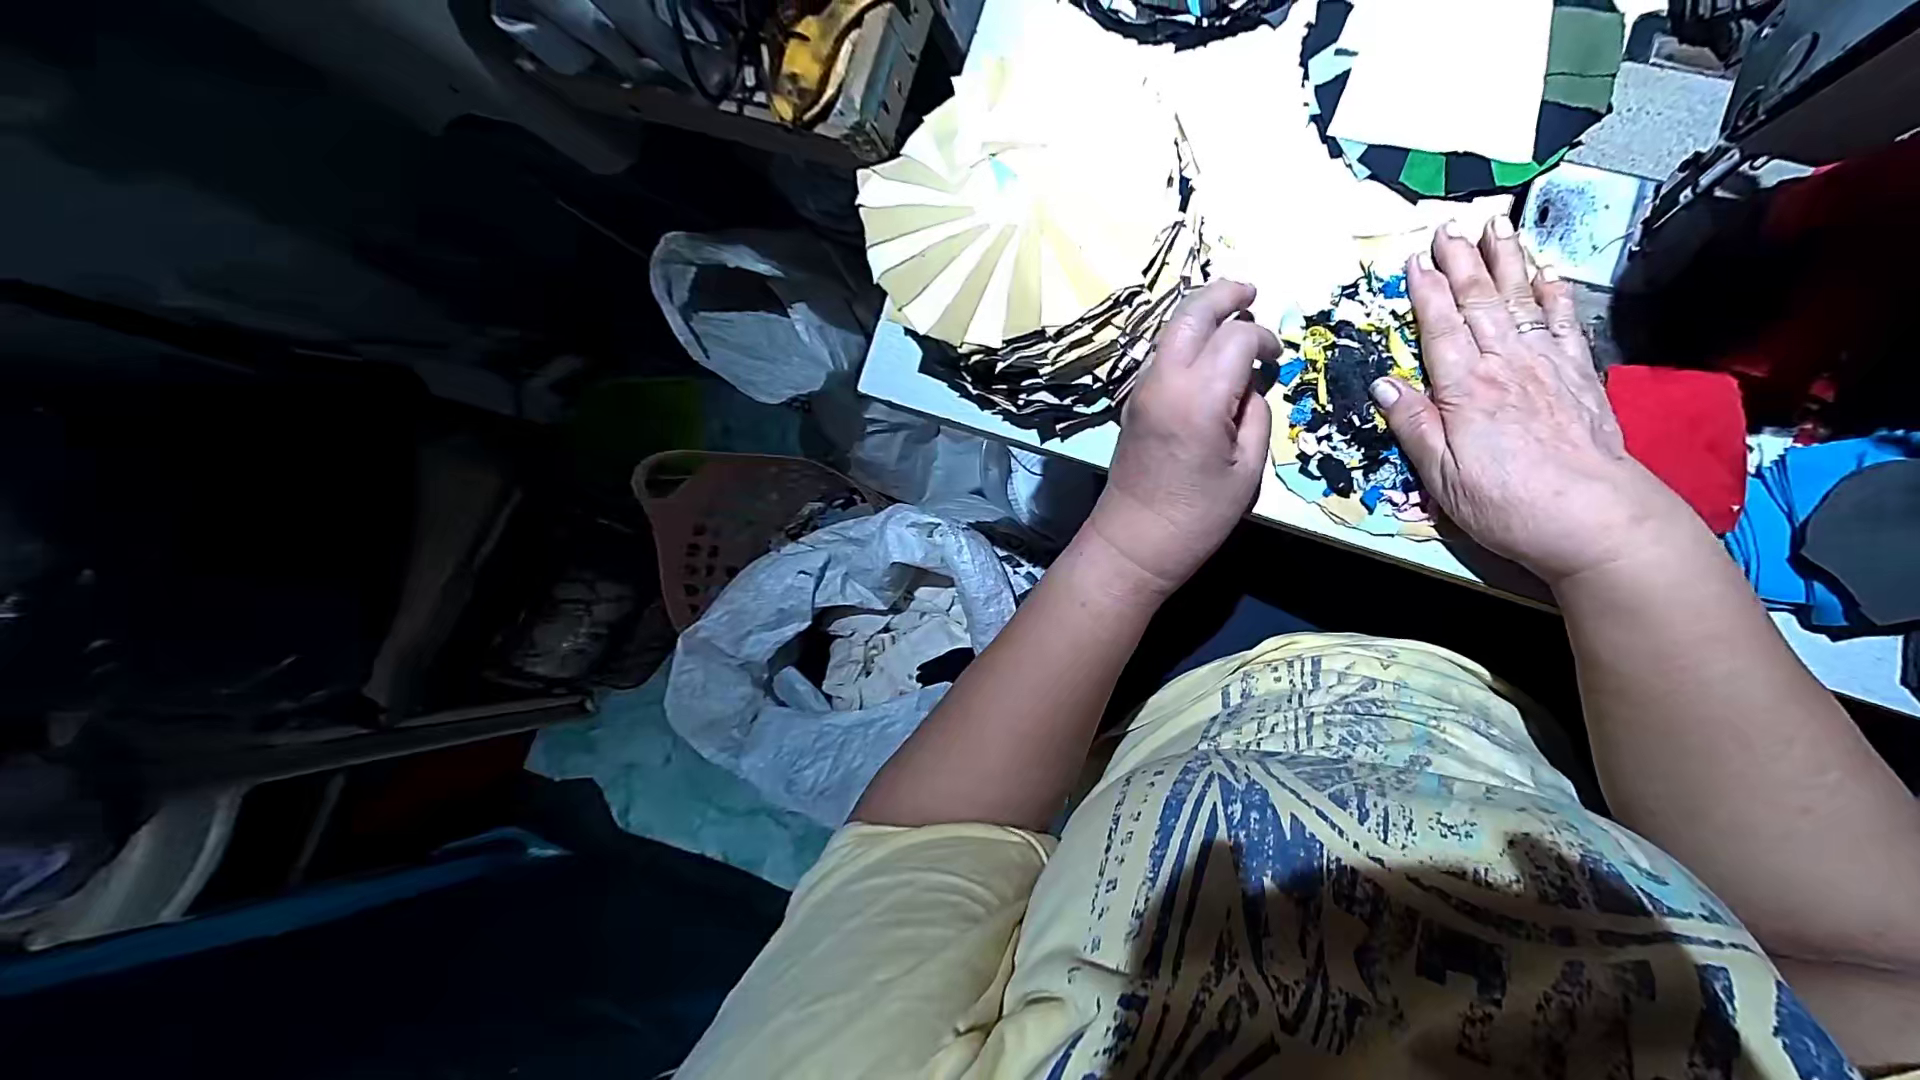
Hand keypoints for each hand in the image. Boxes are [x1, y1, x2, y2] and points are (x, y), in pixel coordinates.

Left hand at [1085, 279, 1277, 598]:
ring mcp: (1141, 391)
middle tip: (1250, 292)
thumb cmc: (1196, 515)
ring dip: (1200, 317)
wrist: (1133, 540)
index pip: (1236, 337)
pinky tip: (1204, 355)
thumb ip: (1254, 415)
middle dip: (1223, 295)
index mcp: (1198, 397)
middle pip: (1190, 314)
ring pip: (1169, 332)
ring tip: (1231, 316)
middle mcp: (1164, 382)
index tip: (1276, 359)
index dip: (1263, 339)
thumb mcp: (1246, 469)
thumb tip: (1249, 387)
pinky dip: (1184, 343)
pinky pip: (1161, 357)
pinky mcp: (1132, 404)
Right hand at [1372, 220, 1698, 584]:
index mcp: (1466, 390)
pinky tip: (1545, 275)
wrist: (1593, 518)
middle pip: (1482, 303)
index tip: (1416, 260)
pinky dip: (1553, 295)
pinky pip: (1563, 325)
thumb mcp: (1439, 474)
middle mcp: (1507, 367)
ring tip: (1497, 231)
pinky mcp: (1578, 378)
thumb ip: (1413, 425)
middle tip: (1452, 228)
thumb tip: (1385, 385)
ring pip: (1522, 303)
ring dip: (1507, 264)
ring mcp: (1547, 368)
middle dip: (1464, 262)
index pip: (1441, 328)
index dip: (1427, 292)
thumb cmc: (1504, 501)